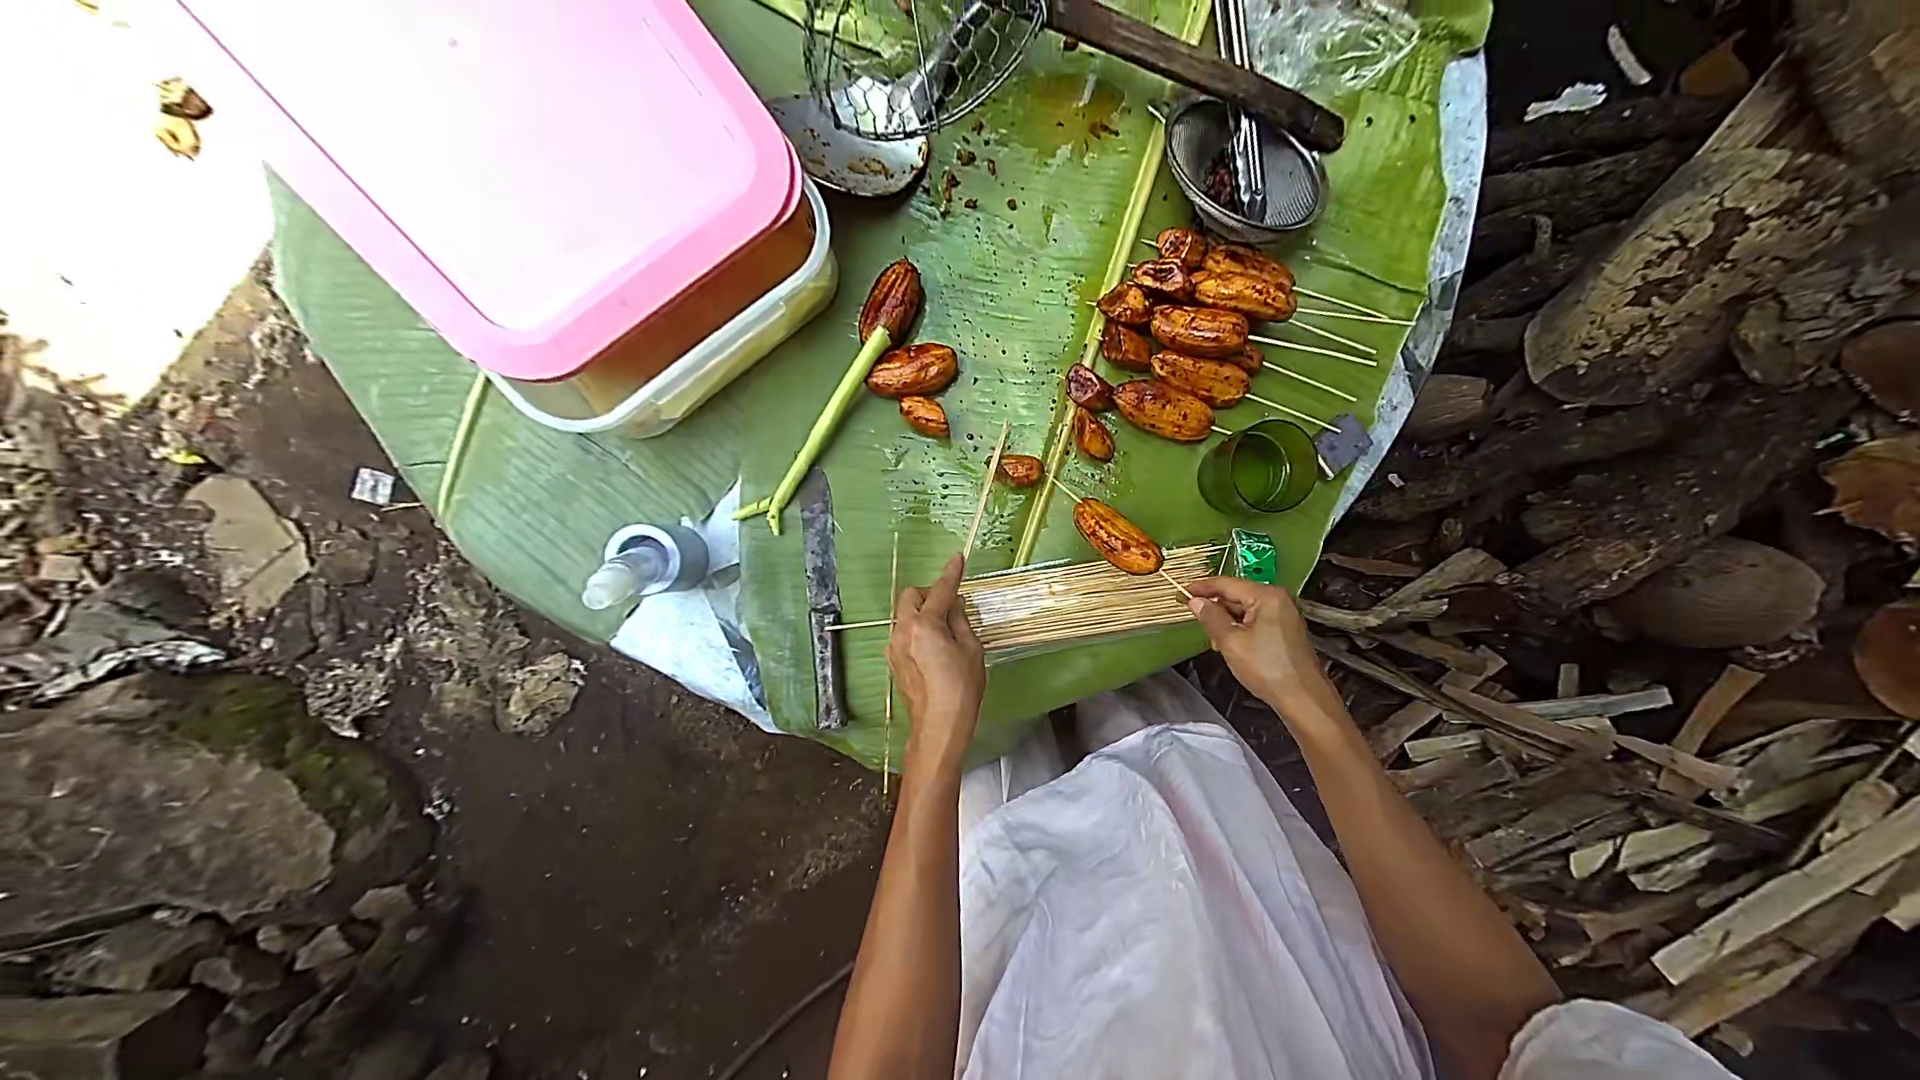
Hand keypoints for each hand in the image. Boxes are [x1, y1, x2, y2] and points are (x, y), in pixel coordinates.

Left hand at [889, 554, 984, 764]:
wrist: (939, 726)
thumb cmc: (961, 690)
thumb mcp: (971, 650)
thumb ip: (961, 620)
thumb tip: (955, 604)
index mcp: (924, 625)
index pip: (940, 591)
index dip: (951, 574)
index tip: (957, 559)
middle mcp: (903, 632)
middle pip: (911, 597)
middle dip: (930, 594)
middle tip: (950, 605)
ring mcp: (894, 647)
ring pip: (904, 615)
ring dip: (922, 613)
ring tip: (945, 630)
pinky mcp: (893, 661)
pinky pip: (903, 634)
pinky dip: (917, 630)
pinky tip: (934, 646)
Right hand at [1187, 577, 1336, 717]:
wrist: (1303, 699)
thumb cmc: (1269, 669)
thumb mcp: (1230, 641)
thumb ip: (1211, 617)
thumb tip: (1196, 602)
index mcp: (1267, 596)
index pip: (1226, 584)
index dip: (1201, 588)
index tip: (1181, 593)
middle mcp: (1278, 600)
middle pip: (1236, 595)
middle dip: (1215, 607)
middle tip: (1194, 616)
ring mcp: (1283, 615)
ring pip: (1244, 610)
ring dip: (1226, 621)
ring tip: (1214, 639)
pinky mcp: (1284, 630)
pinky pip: (1254, 620)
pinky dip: (1239, 629)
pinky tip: (1230, 644)